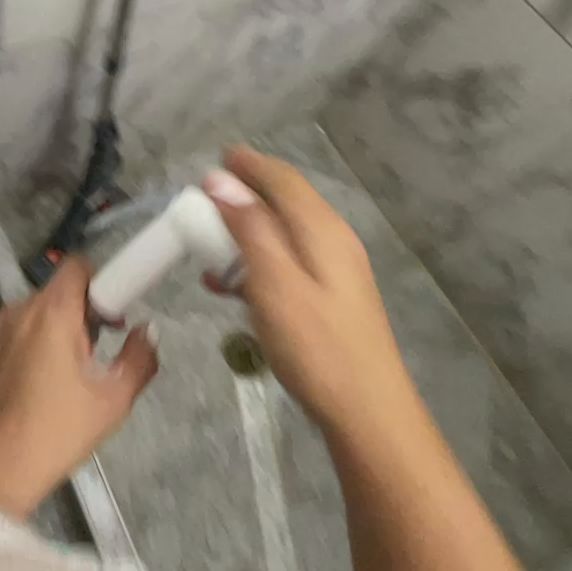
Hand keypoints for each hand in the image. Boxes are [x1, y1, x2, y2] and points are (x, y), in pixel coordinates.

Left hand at [0, 258, 158, 517]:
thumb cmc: (56, 432)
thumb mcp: (112, 401)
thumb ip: (139, 358)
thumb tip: (149, 331)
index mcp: (52, 312)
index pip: (78, 266)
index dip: (101, 283)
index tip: (112, 318)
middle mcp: (19, 310)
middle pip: (57, 294)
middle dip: (81, 316)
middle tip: (96, 357)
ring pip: (35, 316)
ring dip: (55, 333)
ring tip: (66, 381)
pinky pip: (14, 336)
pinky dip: (30, 349)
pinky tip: (36, 391)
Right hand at [201, 146, 417, 436]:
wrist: (367, 413)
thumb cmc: (317, 346)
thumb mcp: (275, 283)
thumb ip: (249, 228)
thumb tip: (220, 180)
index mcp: (322, 231)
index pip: (284, 180)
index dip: (250, 165)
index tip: (217, 156)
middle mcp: (332, 241)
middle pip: (285, 203)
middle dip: (245, 194)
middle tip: (203, 198)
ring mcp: (334, 271)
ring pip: (283, 233)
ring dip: (245, 230)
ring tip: (206, 240)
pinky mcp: (329, 298)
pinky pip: (285, 262)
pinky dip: (254, 261)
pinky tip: (227, 284)